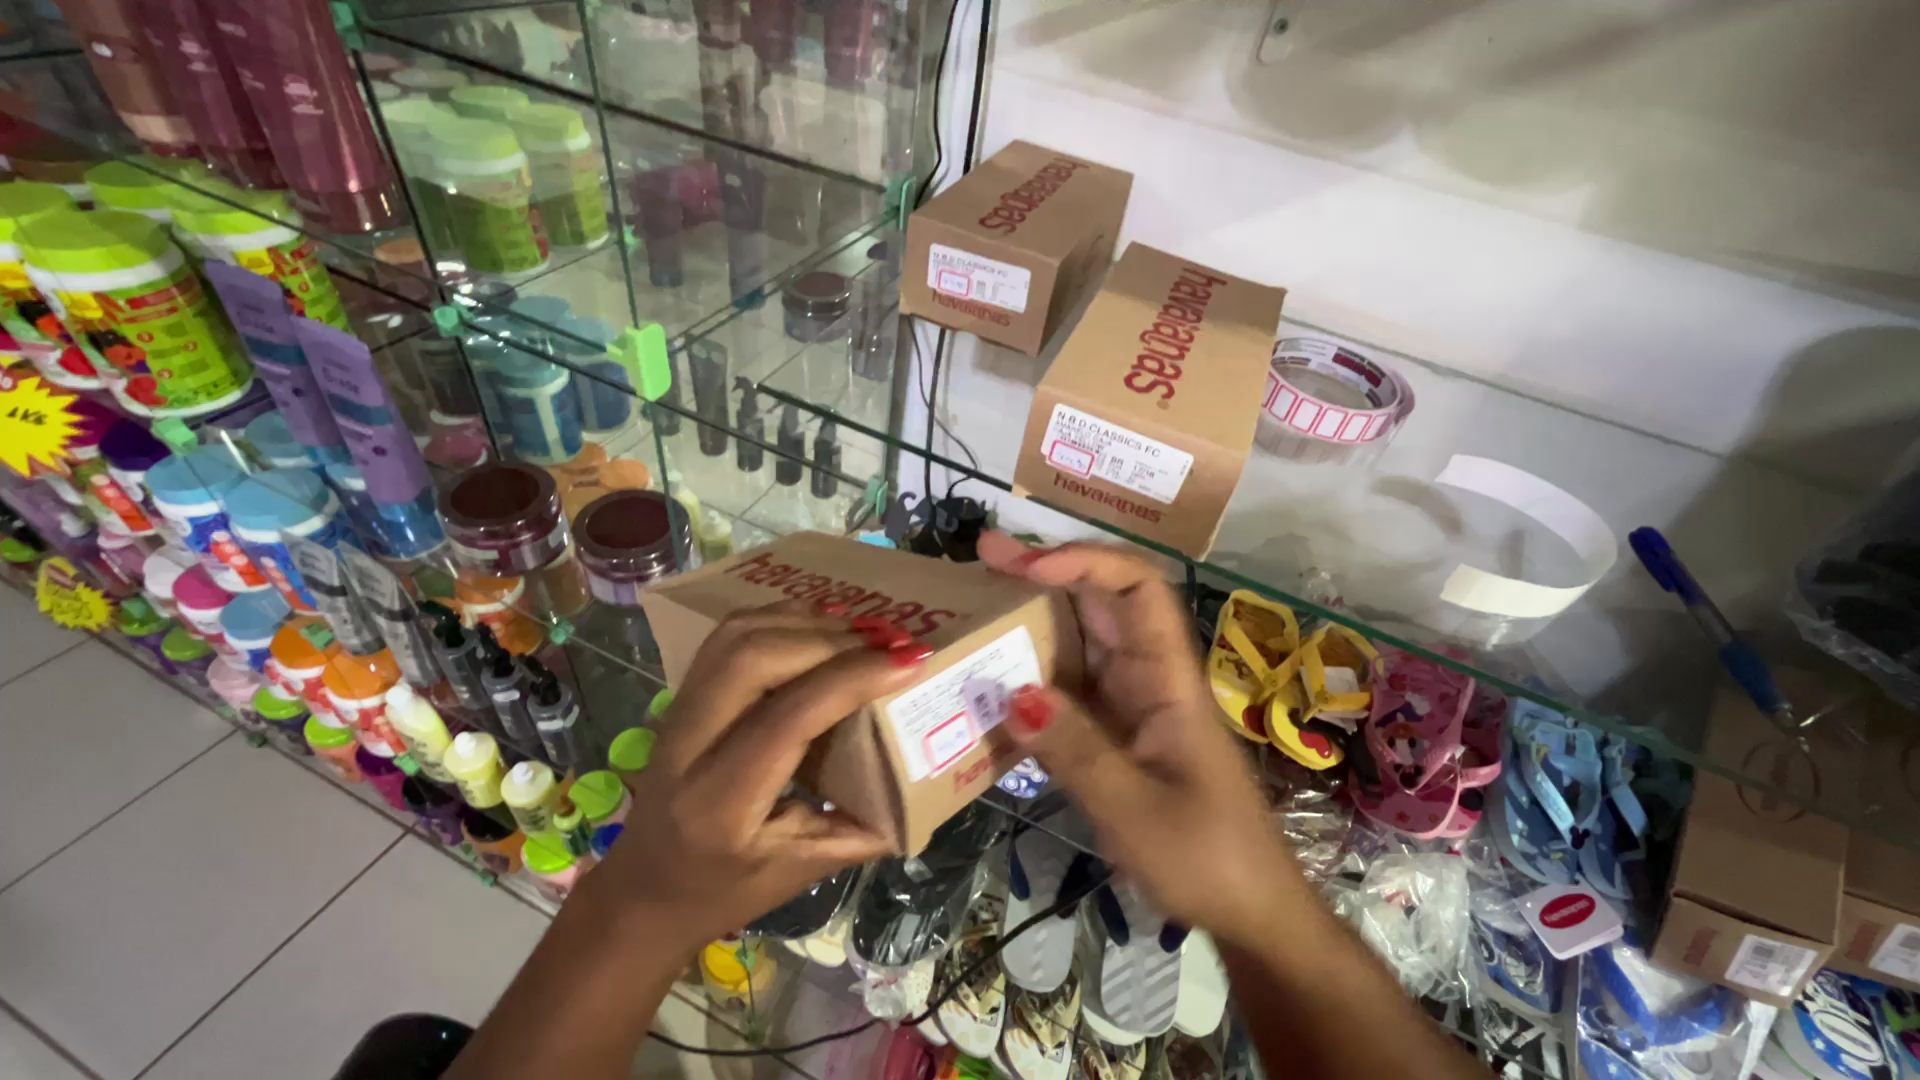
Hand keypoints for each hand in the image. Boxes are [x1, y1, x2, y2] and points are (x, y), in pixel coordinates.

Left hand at [577, 603, 932, 950]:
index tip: (910, 662)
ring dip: (806, 622)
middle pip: (754, 657)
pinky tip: (820, 628)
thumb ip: (862, 829)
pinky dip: (780, 619)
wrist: (645, 889)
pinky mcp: (681, 694)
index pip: (788, 717)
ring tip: (862, 631)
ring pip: (737, 635)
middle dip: (831, 640)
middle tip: (890, 642)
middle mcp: (688, 745)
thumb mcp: (801, 872)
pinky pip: (728, 635)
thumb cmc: (726, 890)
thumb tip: (924, 779)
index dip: (853, 679)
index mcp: (720, 802)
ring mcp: (676, 711)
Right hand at [978, 531, 1310, 949]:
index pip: (1138, 588)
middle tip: (981, 555)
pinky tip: (991, 676)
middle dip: (1045, 570)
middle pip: (1102, 600)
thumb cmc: (1206, 857)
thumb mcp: (1134, 810)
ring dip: (1033, 616)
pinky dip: (1032, 671)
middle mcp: (1148, 677)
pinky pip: (1070, 686)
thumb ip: (1074, 751)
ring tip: (975, 601)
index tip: (1025, 565)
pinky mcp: (1116, 733)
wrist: (1248, 909)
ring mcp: (1131, 704)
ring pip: (1081, 639)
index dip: (1085, 561)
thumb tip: (1011, 693)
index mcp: (1167, 678)